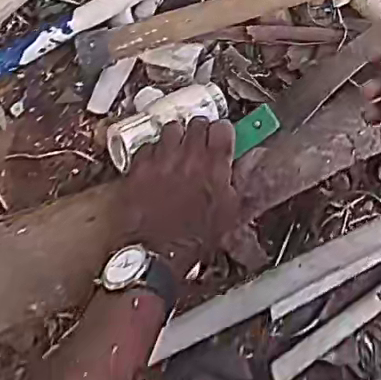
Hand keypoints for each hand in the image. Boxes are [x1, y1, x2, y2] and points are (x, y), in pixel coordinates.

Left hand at [122, 118, 240, 273]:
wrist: (156, 256)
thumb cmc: (193, 239)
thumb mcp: (228, 213)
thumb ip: (236, 183)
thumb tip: (241, 168)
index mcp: (214, 164)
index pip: (222, 127)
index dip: (221, 132)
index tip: (220, 139)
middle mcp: (189, 155)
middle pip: (197, 122)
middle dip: (199, 131)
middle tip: (198, 145)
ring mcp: (162, 158)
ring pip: (171, 128)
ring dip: (175, 137)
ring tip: (176, 151)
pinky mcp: (139, 167)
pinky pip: (147, 147)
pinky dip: (152, 153)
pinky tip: (155, 165)